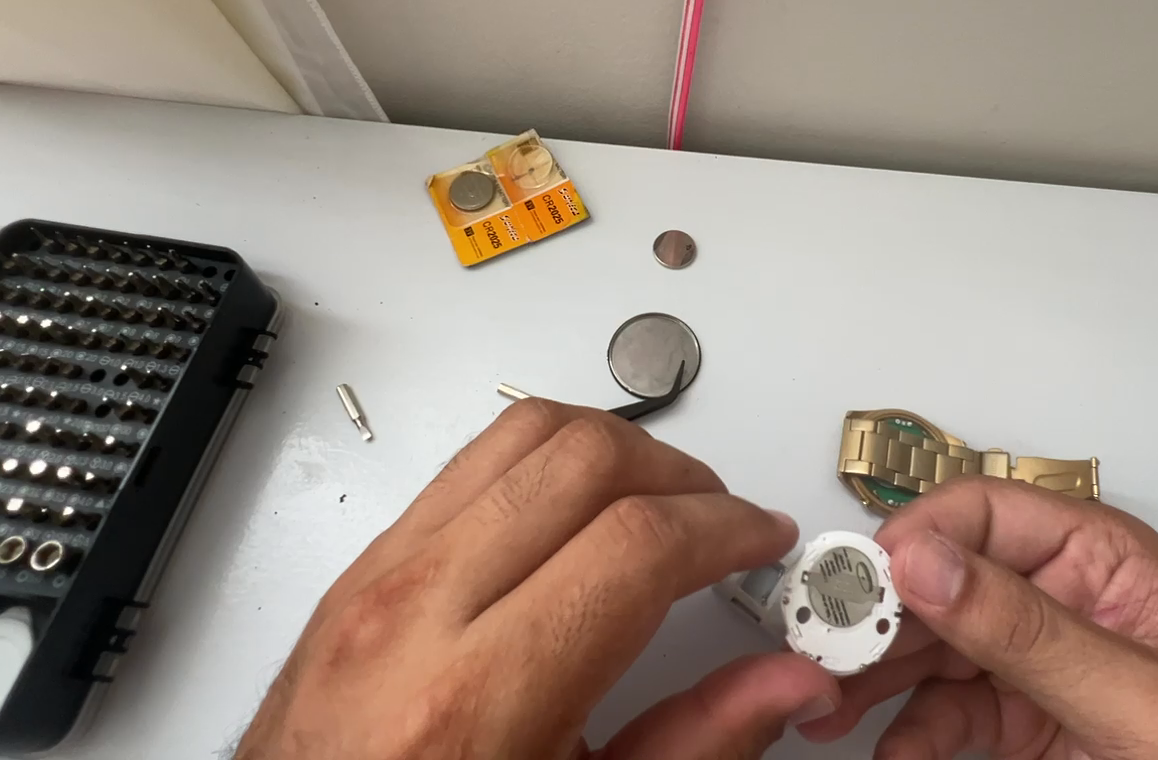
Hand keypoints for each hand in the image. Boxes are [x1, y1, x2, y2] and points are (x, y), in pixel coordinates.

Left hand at [234, 399, 840, 759]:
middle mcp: (417, 610)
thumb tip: (787, 679)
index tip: (761, 535)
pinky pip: (478, 454)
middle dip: (680, 471)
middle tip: (719, 516)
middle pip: (584, 460)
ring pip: (528, 429)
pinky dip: (554, 449)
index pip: (634, 546)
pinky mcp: (369, 555)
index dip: (723, 527)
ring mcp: (383, 569)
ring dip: (618, 442)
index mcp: (475, 703)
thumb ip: (695, 741)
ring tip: (660, 492)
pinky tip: (583, 494)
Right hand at [798, 478, 1157, 759]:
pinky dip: (914, 730)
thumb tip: (920, 558)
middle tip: (827, 651)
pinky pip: (951, 709)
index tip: (865, 582)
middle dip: (884, 615)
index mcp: (1097, 555)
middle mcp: (1055, 591)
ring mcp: (1036, 657)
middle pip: (944, 577)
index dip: (919, 537)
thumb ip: (1027, 630)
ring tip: (831, 706)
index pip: (983, 512)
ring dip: (881, 673)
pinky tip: (892, 752)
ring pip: (934, 642)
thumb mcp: (1142, 706)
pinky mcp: (1023, 719)